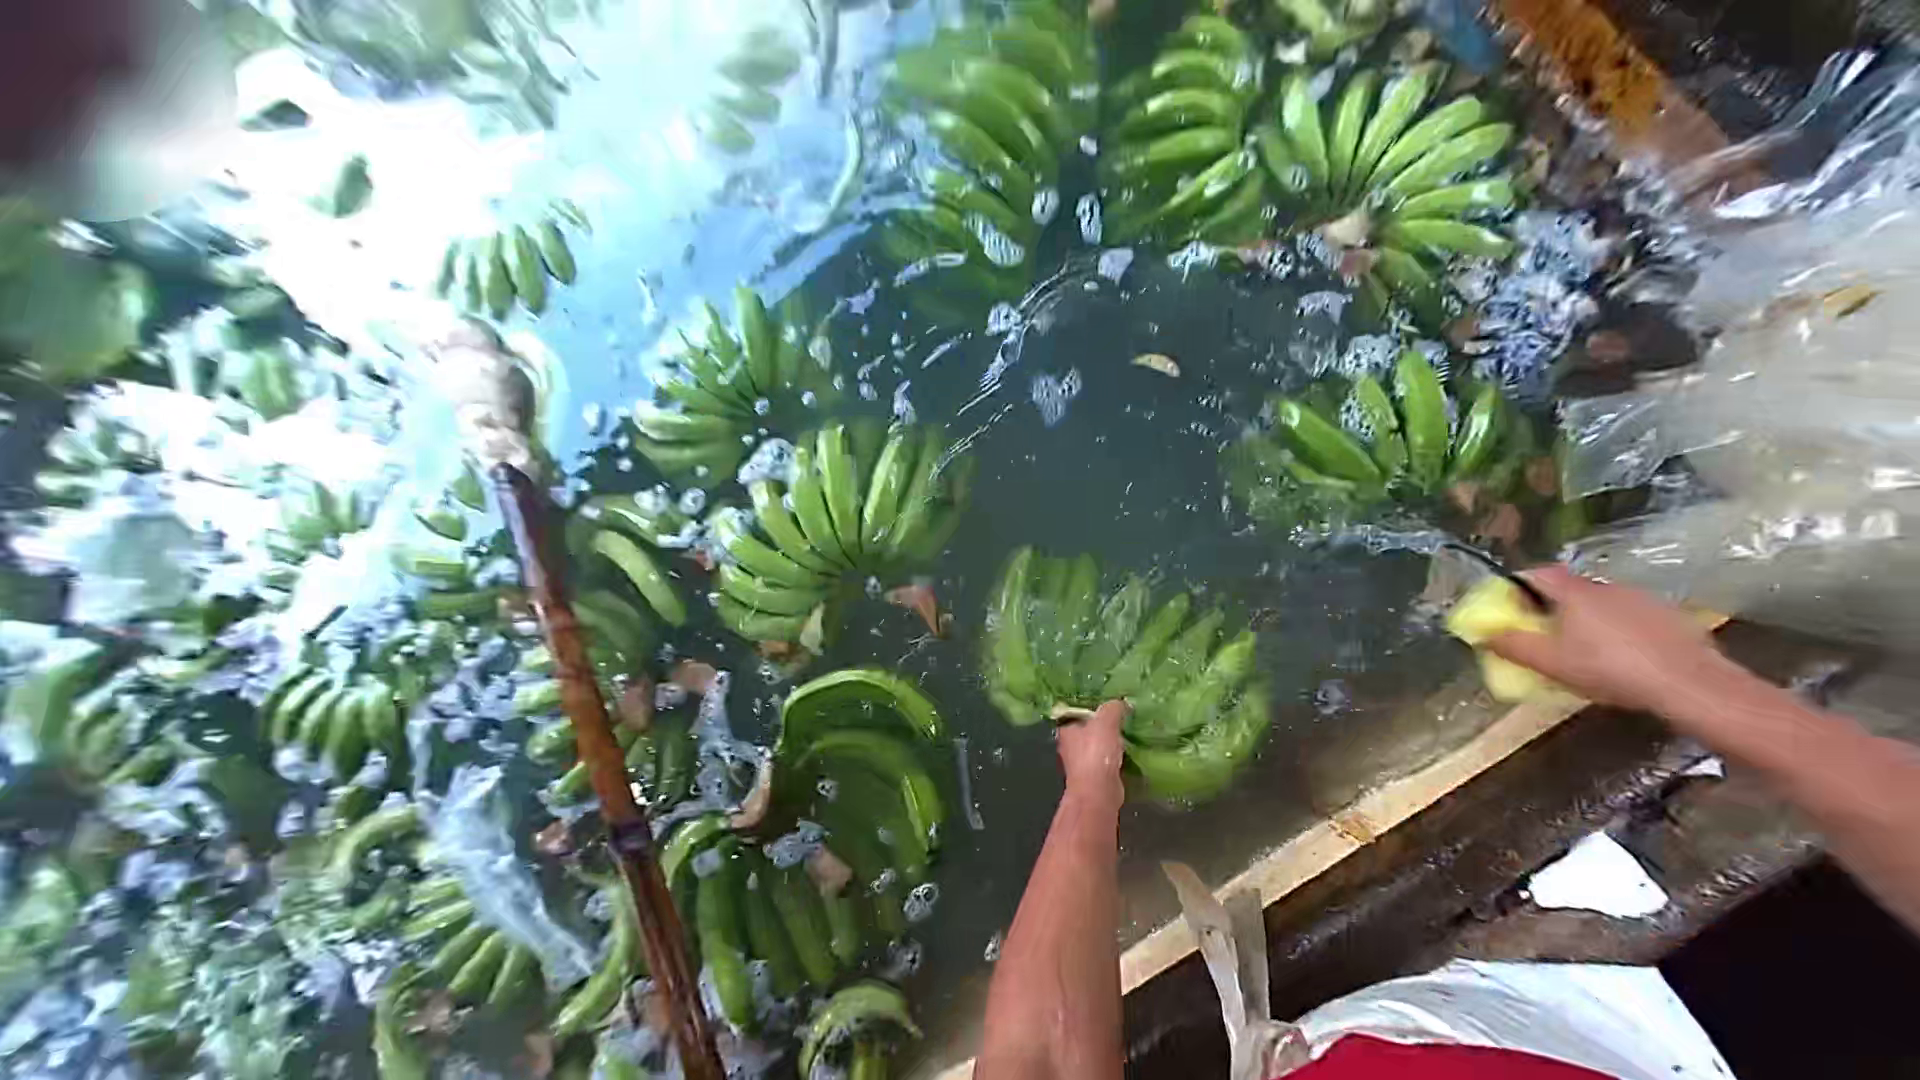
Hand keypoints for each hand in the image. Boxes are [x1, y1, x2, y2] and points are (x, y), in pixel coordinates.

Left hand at [1057, 700, 1126, 801]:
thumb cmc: (1096, 752)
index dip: (1090, 708)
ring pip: (1095, 747)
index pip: (1075, 713)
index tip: (1106, 705)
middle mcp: (1069, 746)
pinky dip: (1113, 757)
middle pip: (1086, 730)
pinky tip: (1126, 753)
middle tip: (1119, 718)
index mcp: (1066, 729)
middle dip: (1100, 726)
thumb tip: (1121, 702)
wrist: (1098, 790)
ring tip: (1125, 734)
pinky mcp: (1092, 777)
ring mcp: (1080, 763)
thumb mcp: (1106, 721)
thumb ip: (1113, 708)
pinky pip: (1104, 761)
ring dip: (1108, 743)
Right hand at [1487, 566, 1737, 715]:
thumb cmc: (1611, 669)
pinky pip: (1633, 618)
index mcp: (1575, 593)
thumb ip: (1511, 646)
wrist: (1696, 687)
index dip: (1517, 586)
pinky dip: (1621, 631)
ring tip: (1586, 650)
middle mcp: (1608, 587)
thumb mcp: (1550, 663)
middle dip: (1552, 607)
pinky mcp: (1675, 619)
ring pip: (1603, 604)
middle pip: (1569, 590)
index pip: (1536, 573)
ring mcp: (1646, 601)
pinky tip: (1624, 658)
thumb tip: (1484, 634)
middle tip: (1544, 634)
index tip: (1509, 608)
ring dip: (1588, 620)